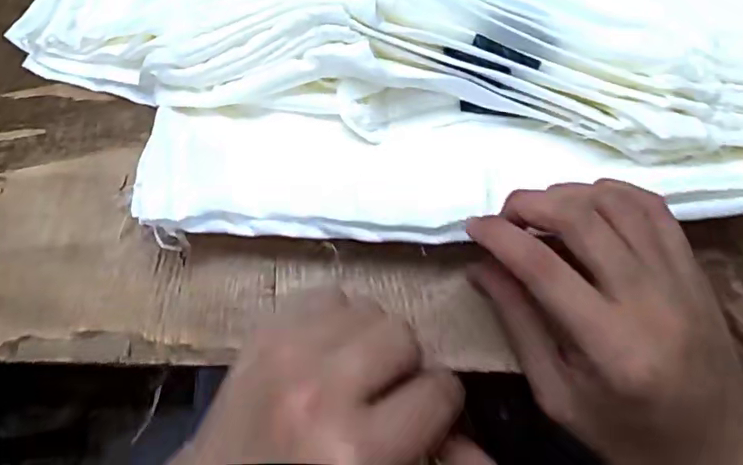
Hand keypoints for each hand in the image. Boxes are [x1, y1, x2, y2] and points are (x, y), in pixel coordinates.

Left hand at [174, 286, 465, 464]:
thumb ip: (429, 464)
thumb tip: (479, 447)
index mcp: (356, 449)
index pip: (436, 394)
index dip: (443, 404)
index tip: (434, 414)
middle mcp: (323, 388)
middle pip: (401, 334)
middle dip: (407, 363)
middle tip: (393, 390)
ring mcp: (286, 350)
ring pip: (364, 305)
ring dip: (371, 336)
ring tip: (359, 367)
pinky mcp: (263, 330)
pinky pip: (322, 295)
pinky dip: (334, 317)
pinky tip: (327, 347)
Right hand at [466, 181, 742, 464]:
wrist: (726, 458)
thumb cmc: (631, 436)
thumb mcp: (558, 395)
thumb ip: (517, 323)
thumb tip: (479, 264)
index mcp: (614, 347)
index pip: (542, 265)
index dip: (498, 235)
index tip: (473, 226)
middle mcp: (651, 303)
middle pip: (579, 218)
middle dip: (527, 203)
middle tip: (504, 217)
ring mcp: (680, 281)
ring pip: (613, 201)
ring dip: (565, 194)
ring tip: (543, 213)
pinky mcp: (695, 269)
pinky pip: (650, 206)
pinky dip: (609, 192)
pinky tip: (587, 207)